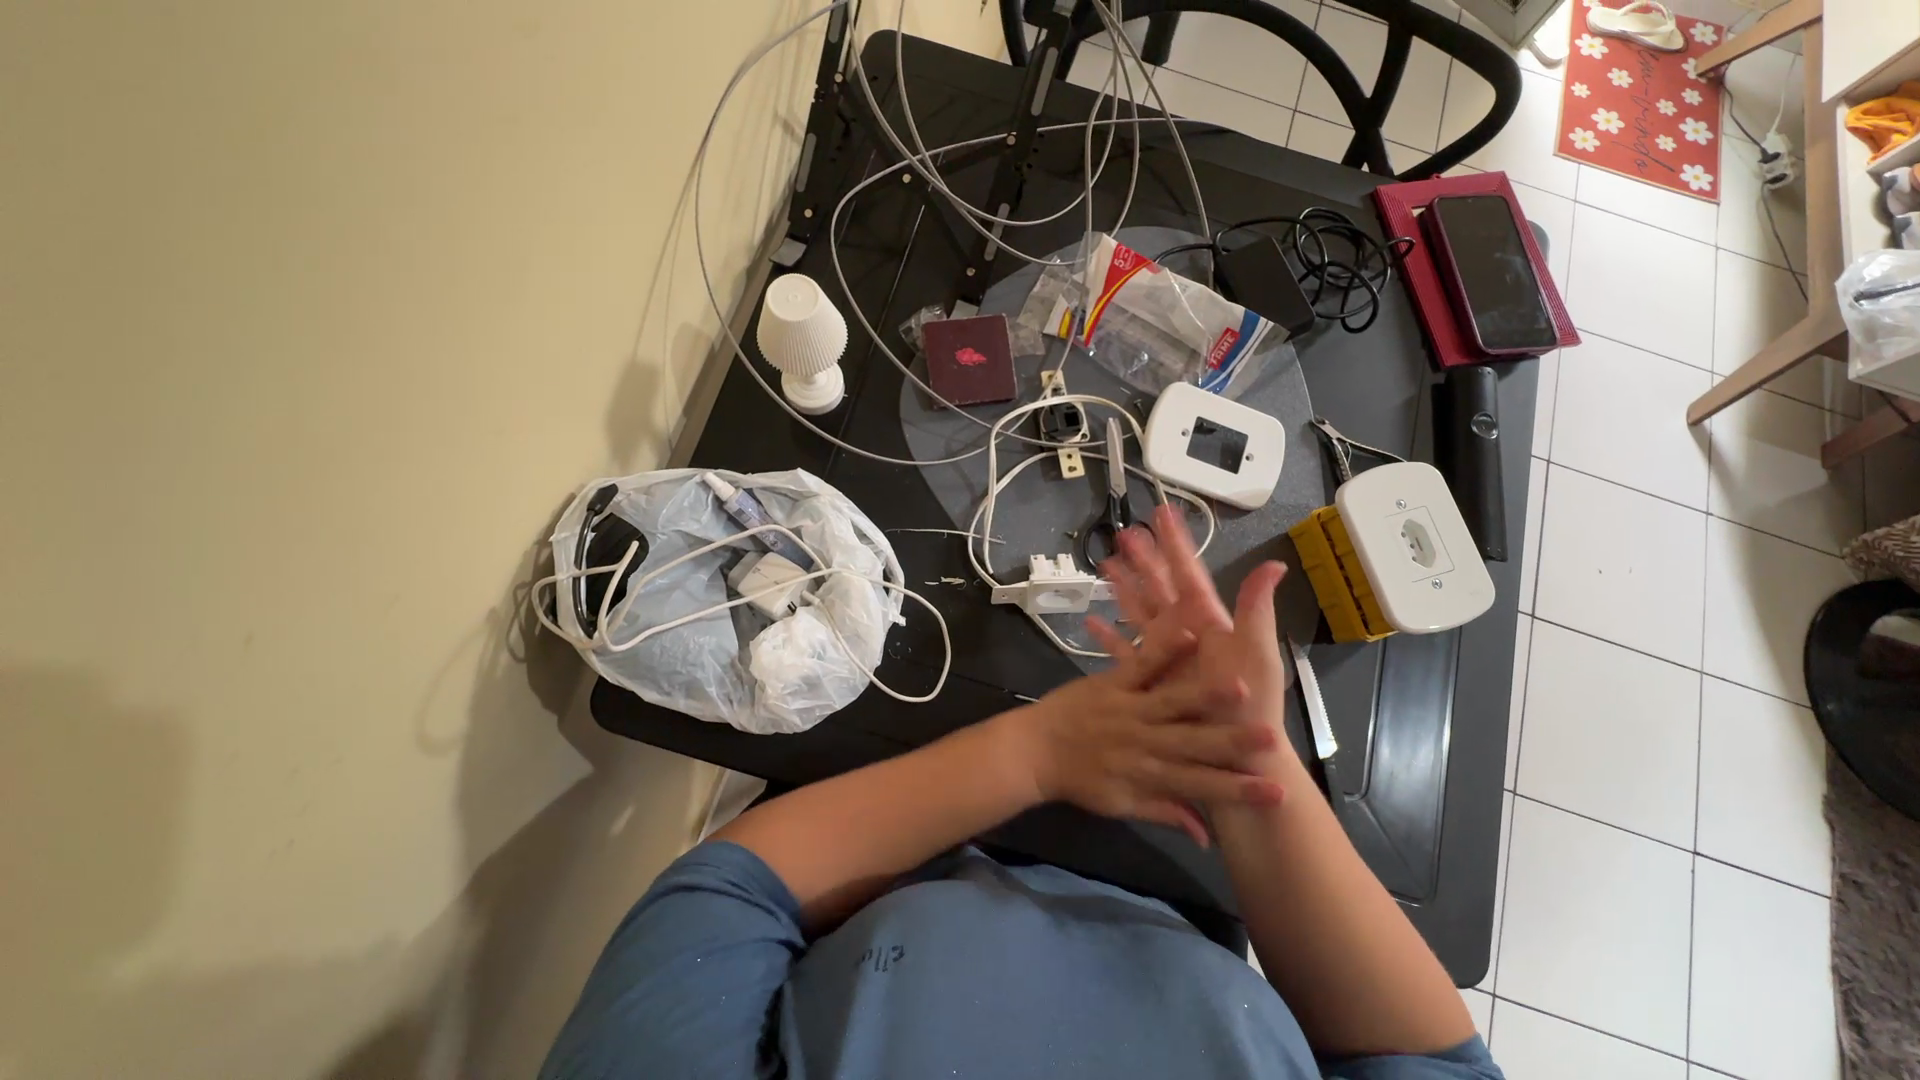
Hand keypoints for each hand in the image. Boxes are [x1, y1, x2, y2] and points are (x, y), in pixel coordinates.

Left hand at [997, 627, 1283, 845]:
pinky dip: (1163, 651)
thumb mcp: (1122, 806)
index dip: (1238, 790)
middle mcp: (1142, 743)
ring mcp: (1126, 709)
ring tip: (1239, 687)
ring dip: (1205, 696)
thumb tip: (1207, 836)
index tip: (1277, 793)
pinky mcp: (1111, 683)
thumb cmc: (1080, 780)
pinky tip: (1189, 635)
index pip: (1199, 786)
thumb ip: (1166, 814)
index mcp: (1147, 776)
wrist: (1032, 752)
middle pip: (1193, 744)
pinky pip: (1139, 665)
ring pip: (1171, 702)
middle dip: (1232, 744)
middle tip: (1272, 739)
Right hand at [1091, 503, 1295, 769]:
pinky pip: (1127, 655)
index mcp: (1210, 627)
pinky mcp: (1152, 685)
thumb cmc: (1250, 709)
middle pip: (1161, 590)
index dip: (1176, 546)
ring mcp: (1169, 661)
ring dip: (1125, 590)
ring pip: (1142, 614)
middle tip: (1126, 533)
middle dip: (1144, 561)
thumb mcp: (1257, 657)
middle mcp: (1188, 638)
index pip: (1188, 576)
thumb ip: (1257, 611)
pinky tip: (1095, 622)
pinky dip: (1112, 638)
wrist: (1239, 760)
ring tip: (1106, 564)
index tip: (1163, 515)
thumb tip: (1273, 565)